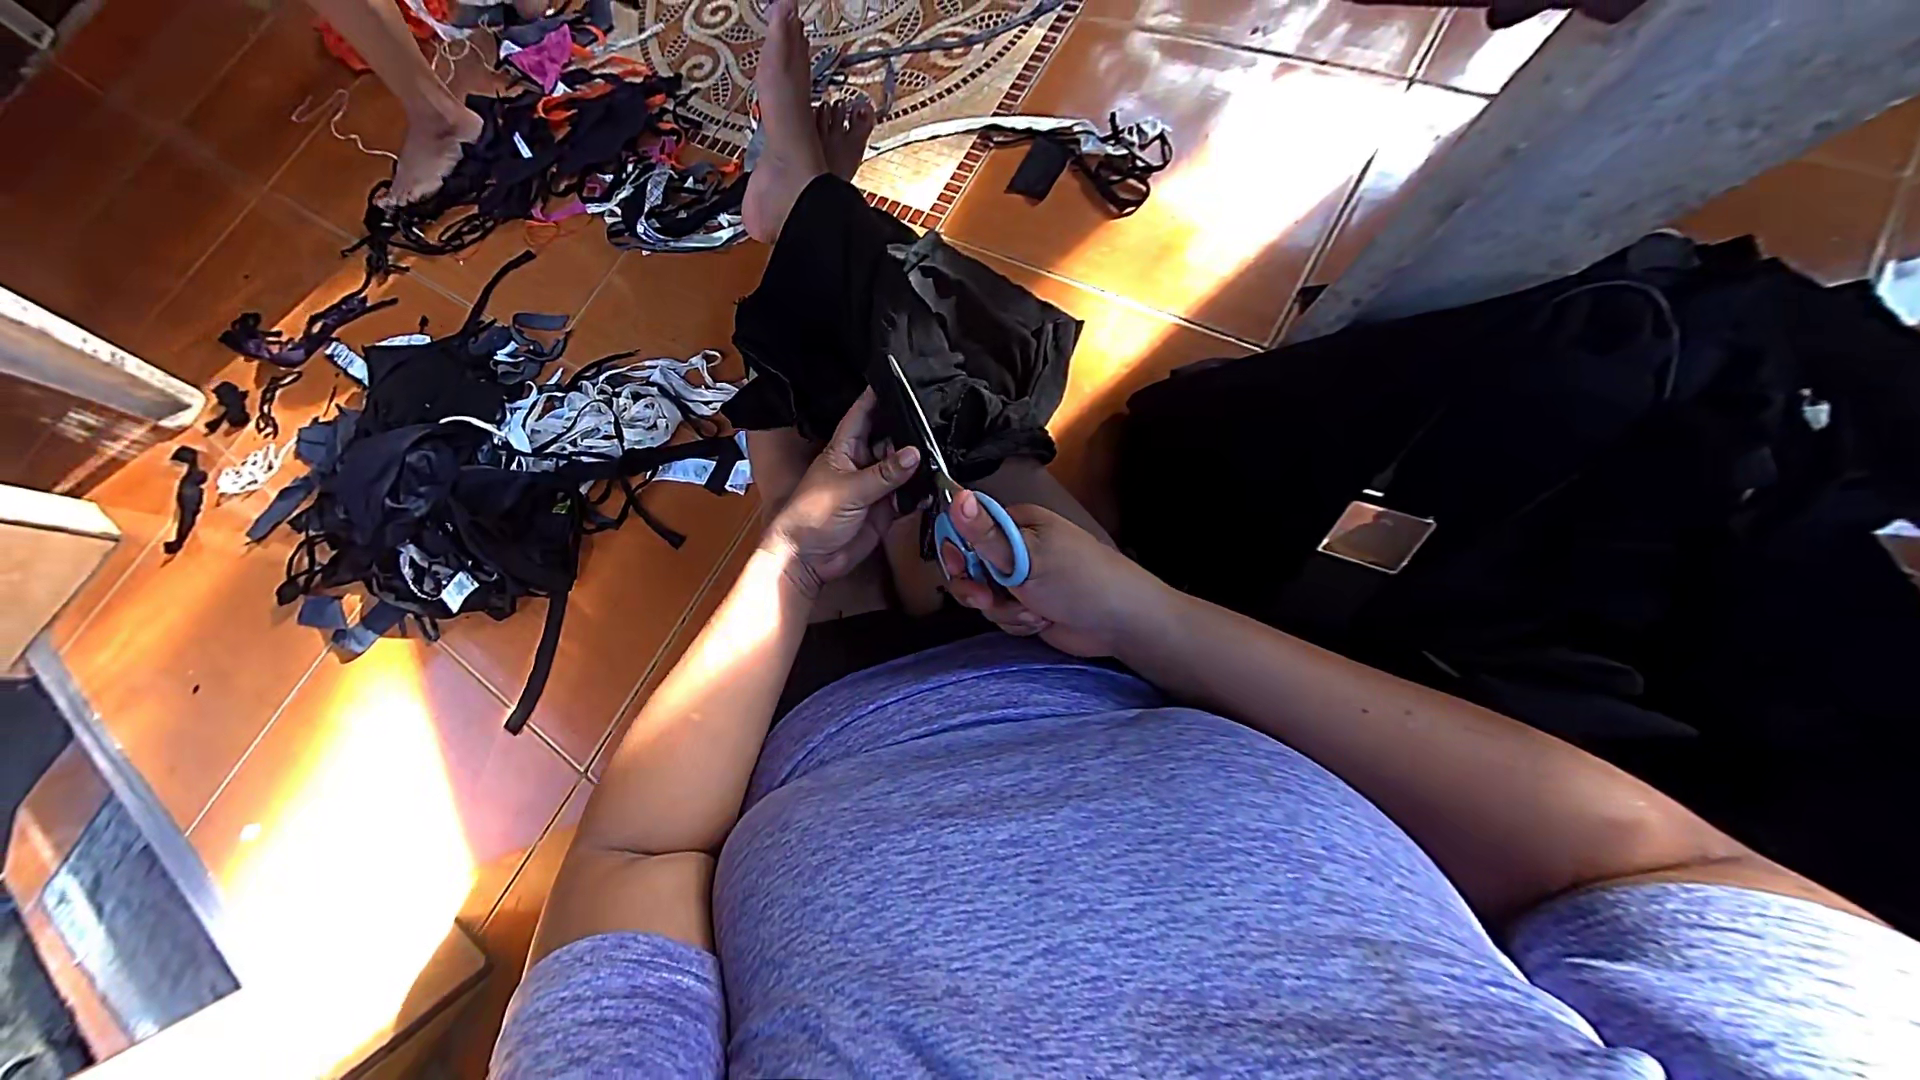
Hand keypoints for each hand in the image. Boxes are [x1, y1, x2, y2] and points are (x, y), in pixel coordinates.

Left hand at [762, 390, 919, 597]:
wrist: (809, 559)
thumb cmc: (811, 516)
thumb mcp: (850, 489)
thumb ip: (884, 473)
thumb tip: (914, 453)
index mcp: (844, 450)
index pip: (862, 415)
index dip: (876, 397)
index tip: (898, 379)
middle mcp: (861, 464)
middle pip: (890, 441)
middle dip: (909, 434)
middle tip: (935, 424)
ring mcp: (874, 487)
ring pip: (902, 469)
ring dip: (918, 466)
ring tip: (940, 455)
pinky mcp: (884, 510)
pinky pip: (906, 497)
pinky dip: (920, 494)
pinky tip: (933, 488)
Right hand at [941, 492, 1174, 657]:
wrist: (1120, 623)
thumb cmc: (1079, 580)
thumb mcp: (1026, 556)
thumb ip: (985, 533)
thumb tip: (957, 494)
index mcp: (1016, 524)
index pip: (967, 529)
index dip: (955, 551)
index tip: (958, 568)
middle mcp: (1016, 549)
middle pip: (970, 567)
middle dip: (978, 589)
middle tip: (988, 598)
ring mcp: (1022, 579)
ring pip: (985, 597)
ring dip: (1004, 611)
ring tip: (1033, 611)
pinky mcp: (1028, 606)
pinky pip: (1002, 617)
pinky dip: (1017, 623)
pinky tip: (1041, 621)